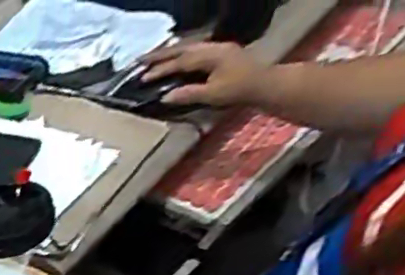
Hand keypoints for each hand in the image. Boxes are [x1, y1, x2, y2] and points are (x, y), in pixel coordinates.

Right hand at [138, 40, 271, 107]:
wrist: (263, 83)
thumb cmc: (238, 89)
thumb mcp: (212, 94)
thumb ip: (188, 94)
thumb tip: (164, 97)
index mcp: (214, 56)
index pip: (182, 61)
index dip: (162, 69)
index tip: (143, 78)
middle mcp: (216, 48)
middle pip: (184, 49)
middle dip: (162, 55)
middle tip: (140, 61)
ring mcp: (219, 48)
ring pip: (190, 47)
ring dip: (170, 53)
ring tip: (152, 59)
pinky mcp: (220, 53)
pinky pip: (195, 49)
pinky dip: (180, 53)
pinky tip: (172, 58)